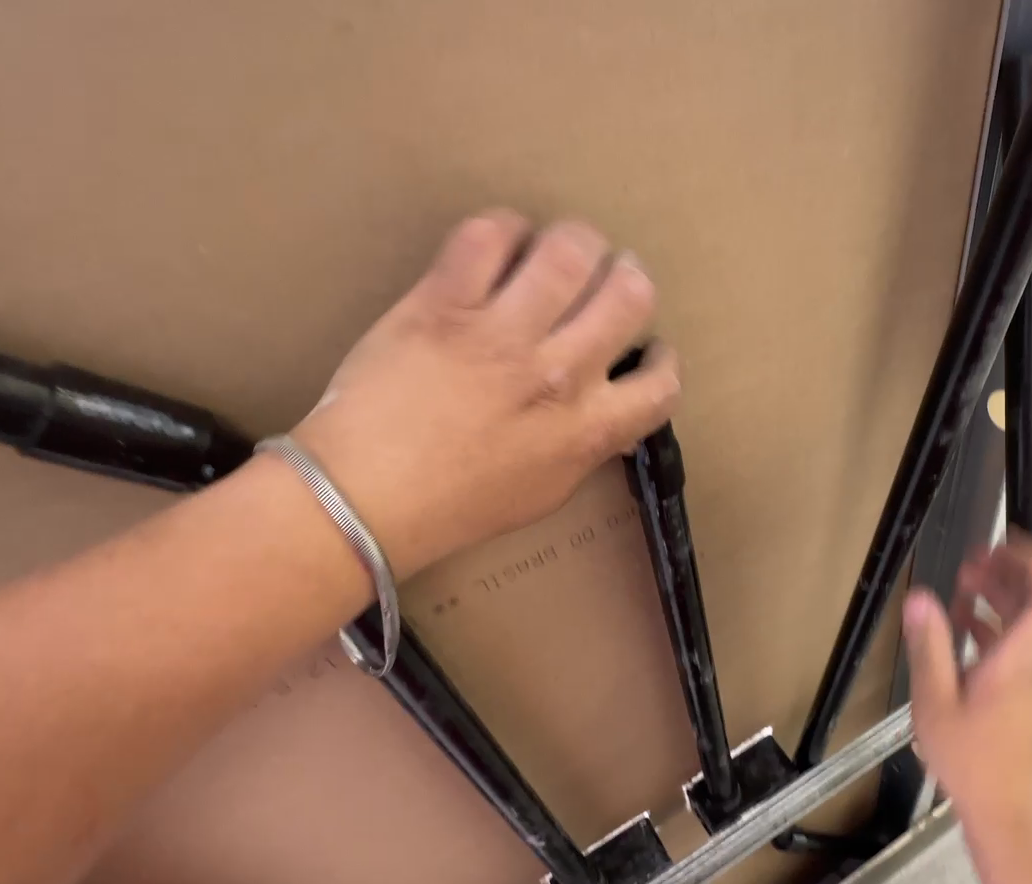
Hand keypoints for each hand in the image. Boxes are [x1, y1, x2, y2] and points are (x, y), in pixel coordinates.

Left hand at [291, 210, 679, 575]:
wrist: (367, 496)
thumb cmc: (460, 504)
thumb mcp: (547, 490)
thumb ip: (588, 445)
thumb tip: (611, 412)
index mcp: (588, 428)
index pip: (662, 381)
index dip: (664, 357)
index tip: (646, 348)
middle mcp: (559, 374)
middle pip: (632, 294)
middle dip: (630, 279)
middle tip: (609, 281)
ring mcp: (502, 334)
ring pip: (572, 250)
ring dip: (577, 243)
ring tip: (561, 254)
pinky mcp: (445, 303)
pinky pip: (490, 235)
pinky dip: (504, 230)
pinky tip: (502, 246)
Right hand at [901, 536, 1031, 826]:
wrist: (1002, 805)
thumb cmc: (969, 757)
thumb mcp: (936, 700)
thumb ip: (930, 646)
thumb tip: (919, 598)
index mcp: (1018, 658)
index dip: (1031, 563)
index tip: (1005, 542)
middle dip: (1009, 573)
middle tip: (975, 558)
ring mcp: (1029, 678)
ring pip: (1026, 623)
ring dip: (1001, 597)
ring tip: (965, 582)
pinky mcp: (1021, 692)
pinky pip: (1015, 644)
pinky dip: (994, 624)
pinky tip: (964, 624)